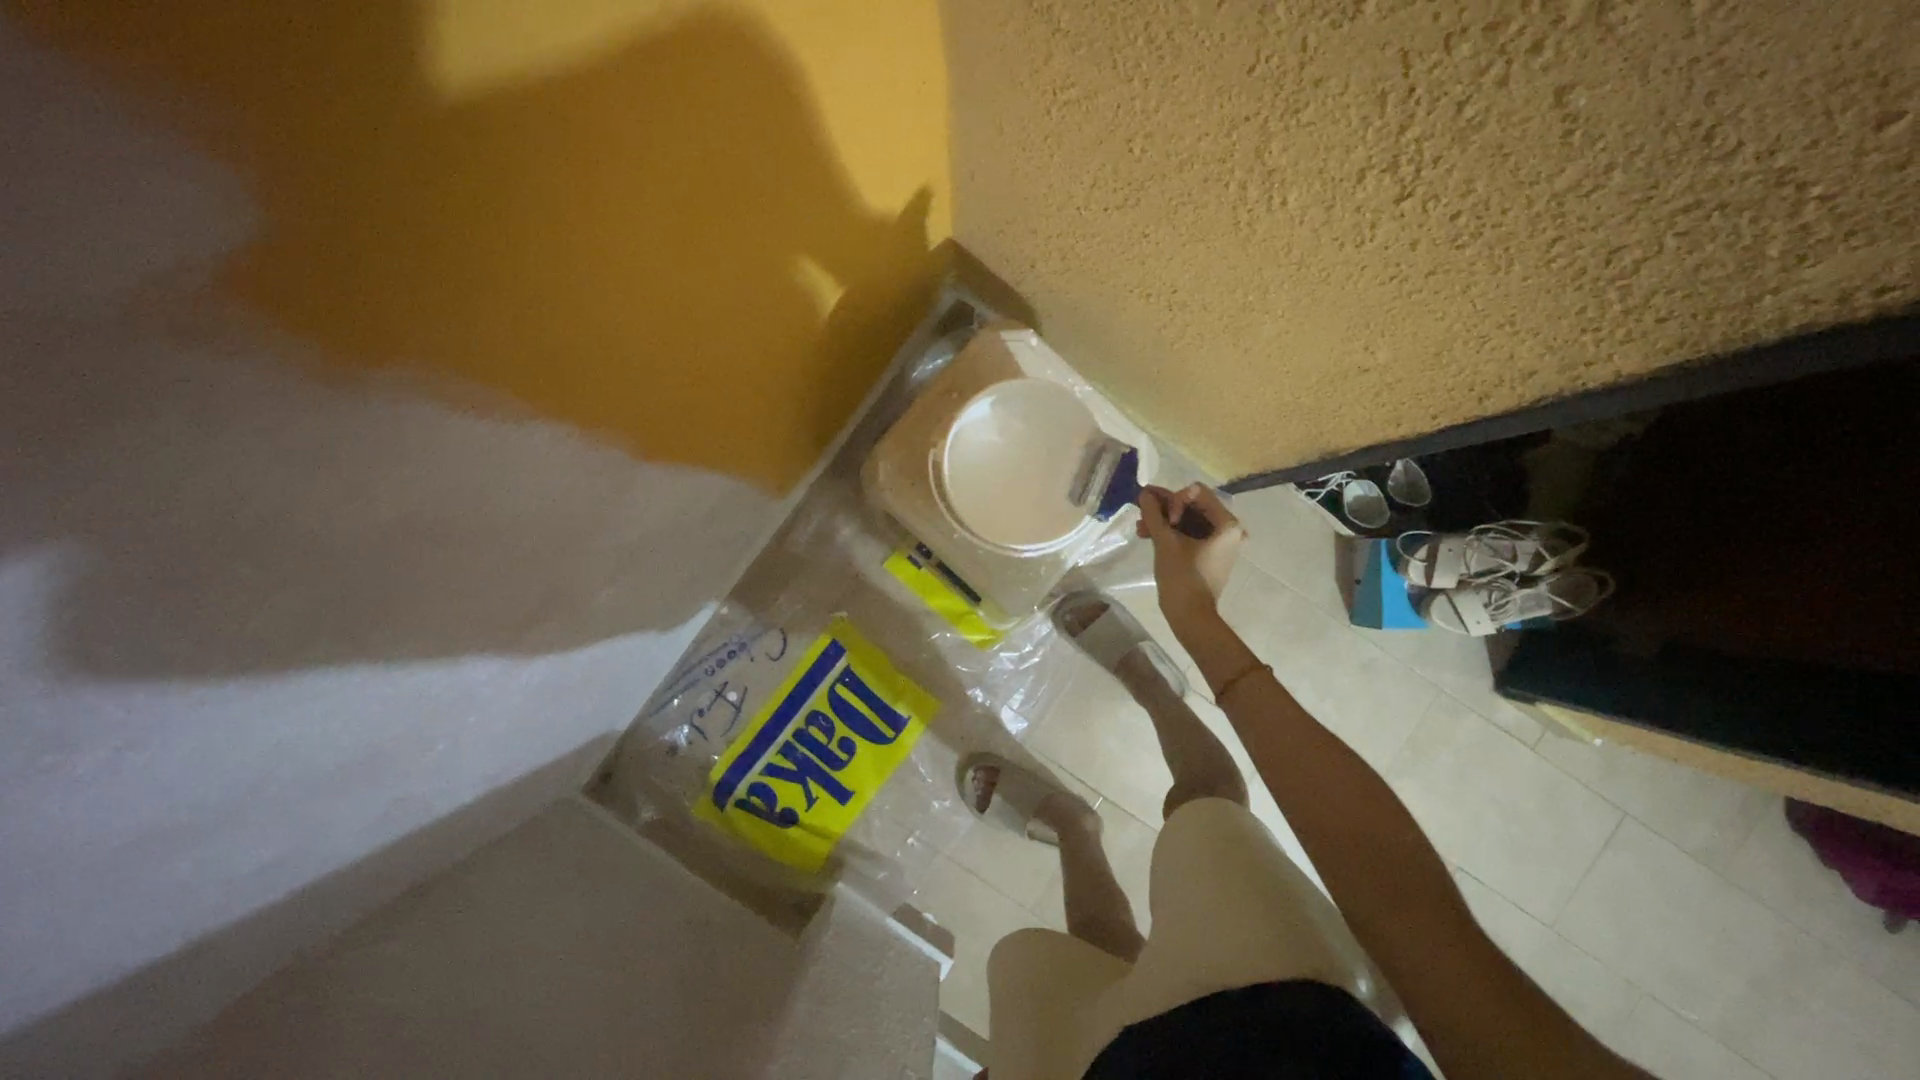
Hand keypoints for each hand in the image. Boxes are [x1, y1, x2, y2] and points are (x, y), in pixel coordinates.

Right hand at [1136, 483, 1243, 628]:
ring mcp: (1222, 544)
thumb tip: (1144, 494)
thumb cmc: (1182, 577)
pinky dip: (1173, 533)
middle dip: (1166, 509)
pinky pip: (1192, 535)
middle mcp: (1231, 530)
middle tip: (1142, 513)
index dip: (1174, 498)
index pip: (1197, 493)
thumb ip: (1154, 514)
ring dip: (1165, 521)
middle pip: (1194, 506)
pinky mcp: (1212, 555)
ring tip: (1141, 528)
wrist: (1190, 616)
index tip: (1163, 518)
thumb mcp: (1165, 542)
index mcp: (1227, 524)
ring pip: (1190, 521)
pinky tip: (1149, 535)